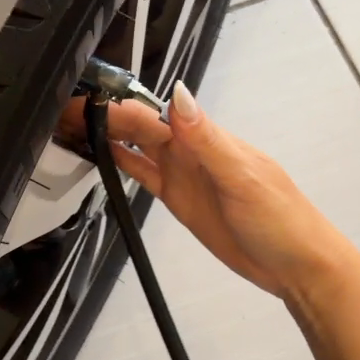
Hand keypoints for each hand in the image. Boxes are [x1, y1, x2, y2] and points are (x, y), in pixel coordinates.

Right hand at [61, 84, 355, 301]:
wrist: (297, 267)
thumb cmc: (279, 218)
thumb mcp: (242, 175)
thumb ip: (206, 138)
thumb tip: (178, 93)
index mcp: (204, 136)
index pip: (152, 111)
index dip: (118, 103)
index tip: (84, 98)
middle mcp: (189, 149)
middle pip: (138, 124)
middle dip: (103, 115)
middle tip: (62, 112)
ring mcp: (182, 173)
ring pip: (136, 145)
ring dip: (106, 135)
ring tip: (69, 127)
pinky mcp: (177, 199)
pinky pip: (143, 175)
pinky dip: (120, 163)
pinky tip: (99, 156)